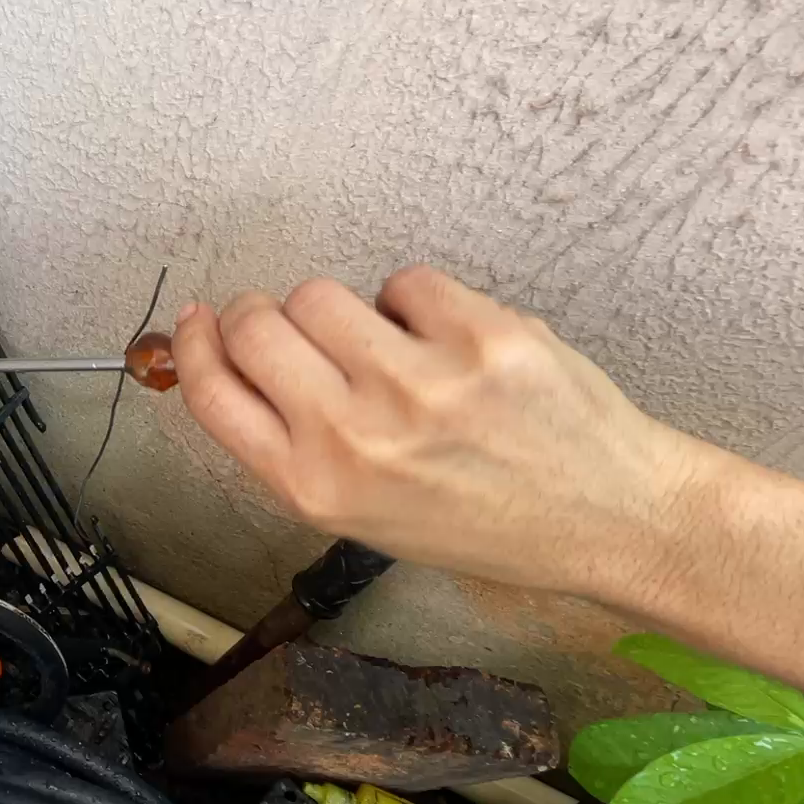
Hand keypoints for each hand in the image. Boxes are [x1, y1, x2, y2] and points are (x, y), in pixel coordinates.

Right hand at [171, 266, 706, 595]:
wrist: (611, 520)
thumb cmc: (468, 522)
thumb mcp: (348, 510)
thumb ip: (278, 441)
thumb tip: (228, 360)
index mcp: (310, 485)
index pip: (213, 394)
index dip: (192, 346)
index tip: (195, 321)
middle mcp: (353, 436)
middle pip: (251, 327)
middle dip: (253, 314)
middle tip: (285, 326)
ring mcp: (419, 383)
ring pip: (316, 293)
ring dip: (332, 309)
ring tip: (377, 342)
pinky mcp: (484, 337)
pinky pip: (401, 281)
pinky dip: (409, 302)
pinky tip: (439, 339)